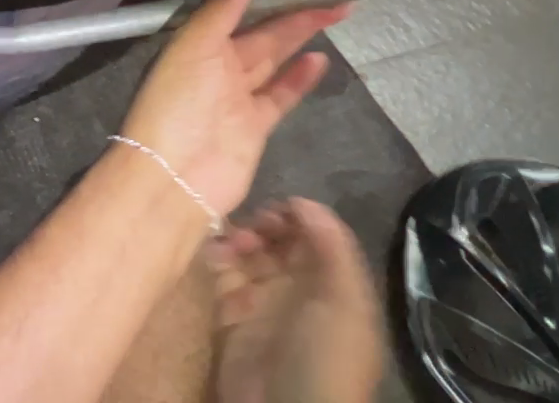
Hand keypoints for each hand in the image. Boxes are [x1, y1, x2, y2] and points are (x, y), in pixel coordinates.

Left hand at [116, 0, 350, 213]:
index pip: (232, 2)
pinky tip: (319, 58)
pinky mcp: (254, 124)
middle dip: (292, 8)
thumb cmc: (177, 101)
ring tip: (336, 12)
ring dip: (300, 34)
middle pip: (258, 28)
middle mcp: (213, 62)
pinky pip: (280, 93)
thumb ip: (223, 2)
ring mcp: (234, 94)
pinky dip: (298, 77)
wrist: (174, 174)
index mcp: (193, 40)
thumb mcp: (195, 44)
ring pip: (273, 55)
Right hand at [212, 199, 384, 402]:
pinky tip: (214, 255)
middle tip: (250, 231)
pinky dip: (215, 257)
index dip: (297, 217)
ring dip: (237, 239)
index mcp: (332, 286)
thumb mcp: (344, 305)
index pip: (313, 235)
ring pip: (247, 251)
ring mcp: (262, 301)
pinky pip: (221, 273)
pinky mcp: (230, 313)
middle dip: (262, 225)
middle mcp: (298, 288)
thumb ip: (332, 248)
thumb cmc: (324, 359)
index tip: (277, 209)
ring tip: (230, 248)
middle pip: (277, 239)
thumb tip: (304, 200)